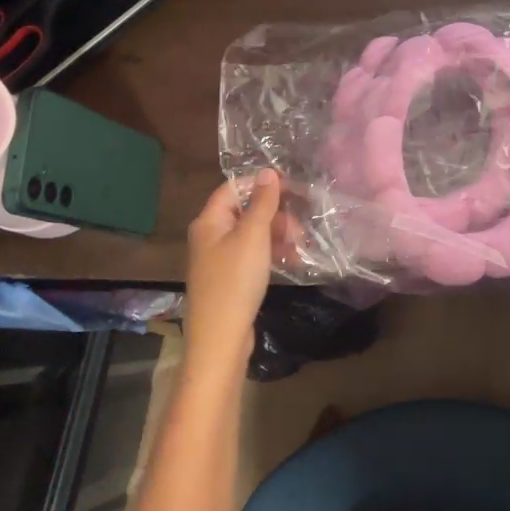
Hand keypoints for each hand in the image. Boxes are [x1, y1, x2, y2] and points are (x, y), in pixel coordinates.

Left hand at [183, 169, 281, 365]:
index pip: (234, 187)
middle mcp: (210, 236)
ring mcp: (219, 259)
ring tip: (300, 244)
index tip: (292, 188)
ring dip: (277, 234)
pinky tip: (291, 260)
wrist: (221, 338)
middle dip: (275, 213)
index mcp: (209, 221)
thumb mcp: (253, 236)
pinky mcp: (230, 279)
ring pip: (252, 234)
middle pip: (245, 210)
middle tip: (300, 225)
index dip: (261, 184)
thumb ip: (262, 202)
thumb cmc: (235, 280)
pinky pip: (253, 255)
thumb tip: (268, 171)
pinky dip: (272, 252)